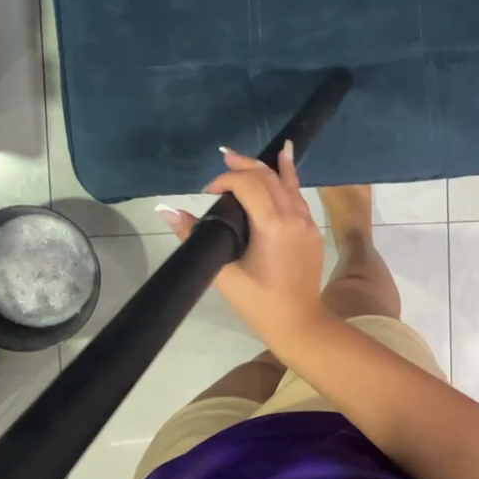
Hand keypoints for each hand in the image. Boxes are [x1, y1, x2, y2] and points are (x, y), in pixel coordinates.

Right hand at [159, 143, 331, 344]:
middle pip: (267, 177)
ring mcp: (306, 221)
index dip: (226, 181)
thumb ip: (195, 237)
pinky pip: (297, 194)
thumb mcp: (224, 272)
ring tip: (243, 156)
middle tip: (224, 159)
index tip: (208, 192)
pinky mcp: (312, 230)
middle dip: (243, 166)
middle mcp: (293, 216)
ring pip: (286, 182)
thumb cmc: (259, 303)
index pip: (248, 185)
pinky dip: (288, 176)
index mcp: (272, 225)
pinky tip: (285, 156)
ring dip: (264, 167)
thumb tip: (167, 211)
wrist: (300, 323)